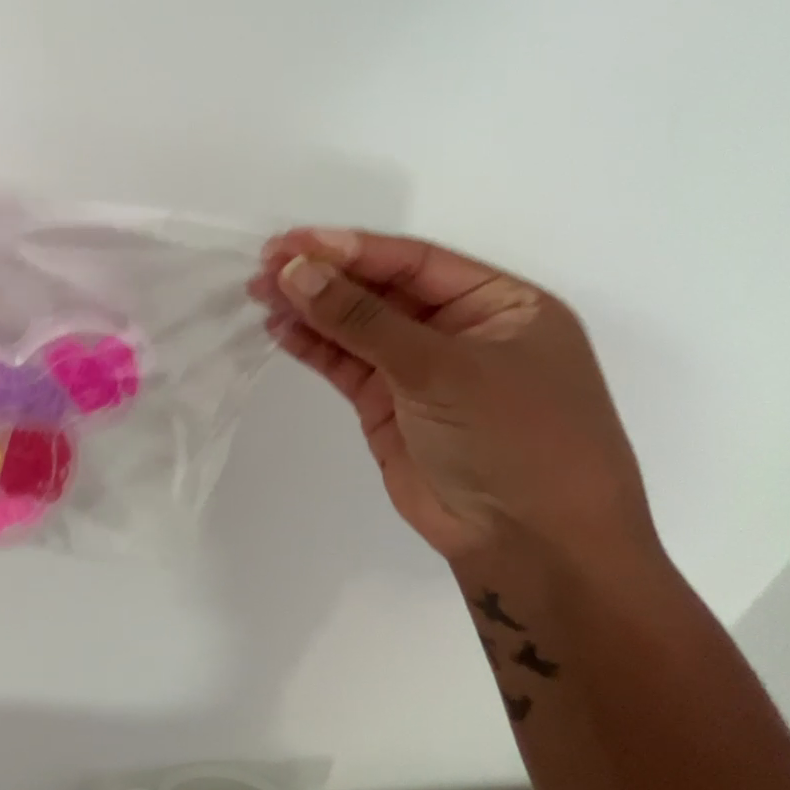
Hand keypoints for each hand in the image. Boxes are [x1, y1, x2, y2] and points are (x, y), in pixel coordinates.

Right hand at [251, 228, 654, 562]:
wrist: (531, 545)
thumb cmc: (514, 440)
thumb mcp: (442, 368)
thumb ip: (361, 318)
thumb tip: (294, 270)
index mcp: (501, 306)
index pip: (414, 262)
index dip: (351, 249)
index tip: (290, 245)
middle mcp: (461, 330)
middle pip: (380, 289)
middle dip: (323, 276)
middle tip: (263, 267)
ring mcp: (422, 369)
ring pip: (355, 325)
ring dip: (310, 308)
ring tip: (259, 294)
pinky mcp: (389, 403)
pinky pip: (344, 362)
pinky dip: (312, 345)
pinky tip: (279, 329)